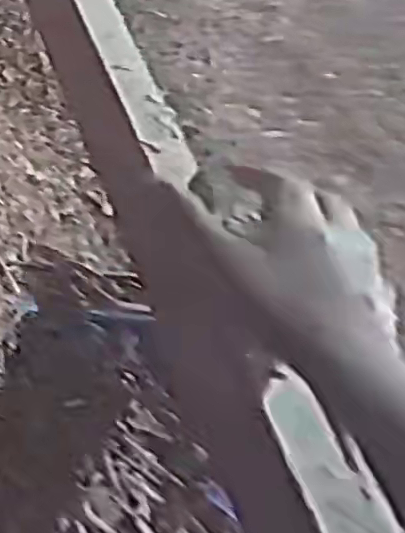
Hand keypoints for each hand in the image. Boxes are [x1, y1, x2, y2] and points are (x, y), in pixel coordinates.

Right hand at [157, 167, 398, 368]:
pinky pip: (352, 257)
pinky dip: (328, 251)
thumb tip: (156, 180)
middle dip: (292, 192)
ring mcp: (365, 264)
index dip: (253, 174)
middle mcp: (340, 234)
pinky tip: (309, 268)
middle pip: (324, 200)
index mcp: (301, 220)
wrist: (345, 358)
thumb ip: (187, 216)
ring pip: (343, 228)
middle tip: (260, 196)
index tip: (227, 173)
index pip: (282, 183)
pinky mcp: (375, 291)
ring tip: (281, 230)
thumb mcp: (217, 254)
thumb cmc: (273, 299)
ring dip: (314, 220)